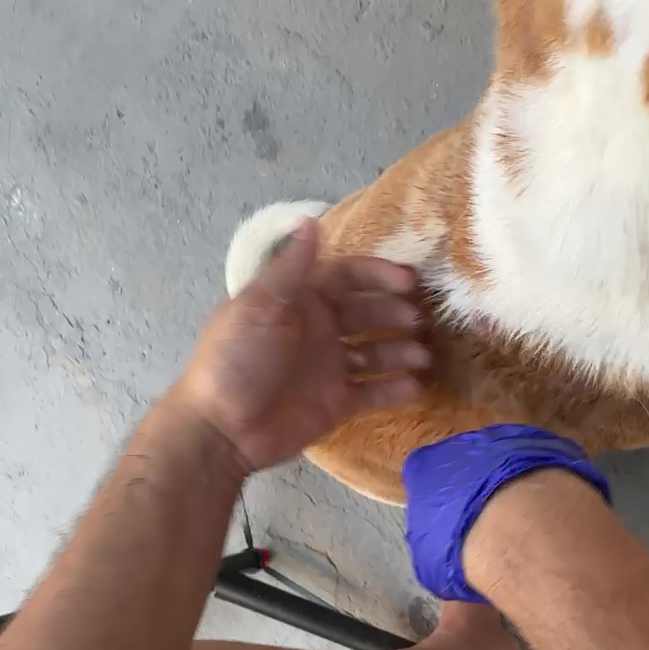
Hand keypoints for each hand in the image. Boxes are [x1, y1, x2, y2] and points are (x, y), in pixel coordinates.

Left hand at [168, 219, 430, 472]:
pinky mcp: (339, 402)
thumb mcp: (260, 308)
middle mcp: (320, 330)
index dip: (377, 276)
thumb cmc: (237, 361)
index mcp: (299, 301)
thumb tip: (310, 220)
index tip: (408, 282)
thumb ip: (291, 269)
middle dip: (395, 314)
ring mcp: (331, 368)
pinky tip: (417, 386)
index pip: (346, 277)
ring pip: (376, 353)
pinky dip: (397, 388)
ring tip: (424, 357)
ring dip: (402, 351)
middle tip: (420, 321)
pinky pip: (375, 391)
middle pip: (367, 313)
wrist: (224, 429)